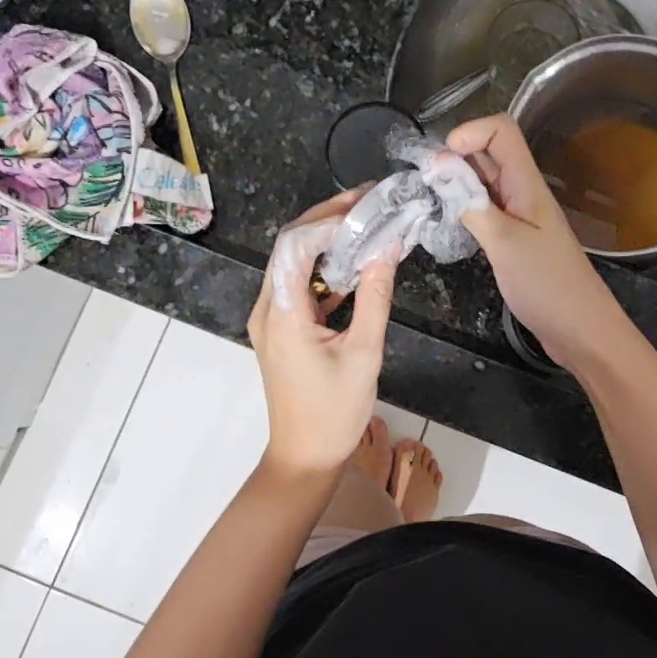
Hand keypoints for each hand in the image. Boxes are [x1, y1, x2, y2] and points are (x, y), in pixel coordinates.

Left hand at [248, 189, 396, 475]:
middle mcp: (268, 307)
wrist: (304, 457)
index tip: (367, 208)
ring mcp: (272, 317)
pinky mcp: (281, 328)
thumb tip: (388, 247)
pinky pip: (300, 285)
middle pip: (291, 246)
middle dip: (329, 219)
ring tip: (368, 220)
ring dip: (328, 241)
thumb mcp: (364, 352)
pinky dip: (326, 269)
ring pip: (295, 262)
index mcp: (282, 312)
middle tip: (370, 200)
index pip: (295, 245)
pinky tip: (357, 260)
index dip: (330, 220)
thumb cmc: (334, 412)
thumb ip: (375, 296)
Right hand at [446, 115, 623, 370]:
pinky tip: (448, 227)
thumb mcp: (505, 243)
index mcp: (527, 184)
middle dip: (453, 158)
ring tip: (430, 205)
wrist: (581, 330)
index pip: (500, 130)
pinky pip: (485, 209)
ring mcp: (519, 215)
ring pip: (483, 182)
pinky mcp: (514, 238)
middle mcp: (523, 192)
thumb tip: (440, 168)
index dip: (468, 132)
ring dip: (455, 185)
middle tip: (425, 186)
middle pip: (488, 153)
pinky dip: (463, 210)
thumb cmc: (548, 286)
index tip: (439, 162)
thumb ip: (471, 204)